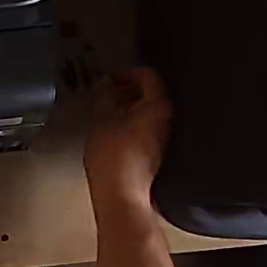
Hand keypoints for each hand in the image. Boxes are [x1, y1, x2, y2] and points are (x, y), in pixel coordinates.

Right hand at [84, 67, 172, 211]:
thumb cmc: (114, 159)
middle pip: (149, 92)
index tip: (110, 78)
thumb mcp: (101, 119)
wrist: (120, 193)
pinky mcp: (153, 150)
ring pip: (146, 110)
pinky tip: (110, 130)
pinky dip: (128, 122)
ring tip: (105, 110)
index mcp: (157, 106)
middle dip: (126, 89)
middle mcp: (166, 119)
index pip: (148, 75)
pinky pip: (143, 127)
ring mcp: (161, 136)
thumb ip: (102, 95)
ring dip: (126, 106)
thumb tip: (103, 83)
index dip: (126, 73)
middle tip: (105, 91)